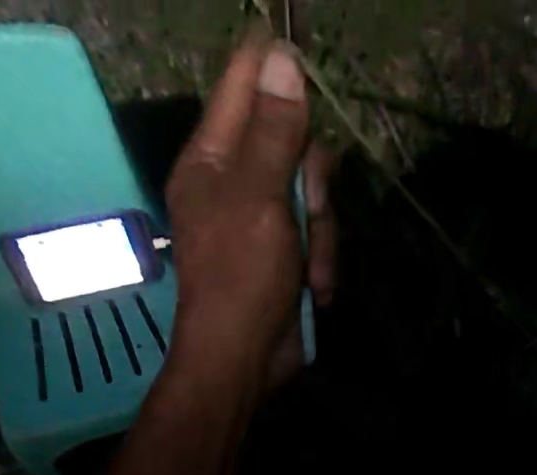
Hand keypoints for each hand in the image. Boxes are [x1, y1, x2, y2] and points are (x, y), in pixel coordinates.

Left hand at [163, 35, 335, 392]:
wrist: (245, 360)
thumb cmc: (241, 278)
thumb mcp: (258, 199)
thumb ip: (273, 133)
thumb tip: (281, 59)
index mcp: (212, 161)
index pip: (240, 87)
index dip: (272, 67)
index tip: (302, 53)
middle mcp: (236, 184)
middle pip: (293, 144)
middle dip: (312, 182)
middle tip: (308, 210)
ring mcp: (264, 222)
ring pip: (314, 195)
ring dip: (323, 235)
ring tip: (312, 270)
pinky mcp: (287, 254)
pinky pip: (319, 235)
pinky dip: (323, 262)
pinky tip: (316, 286)